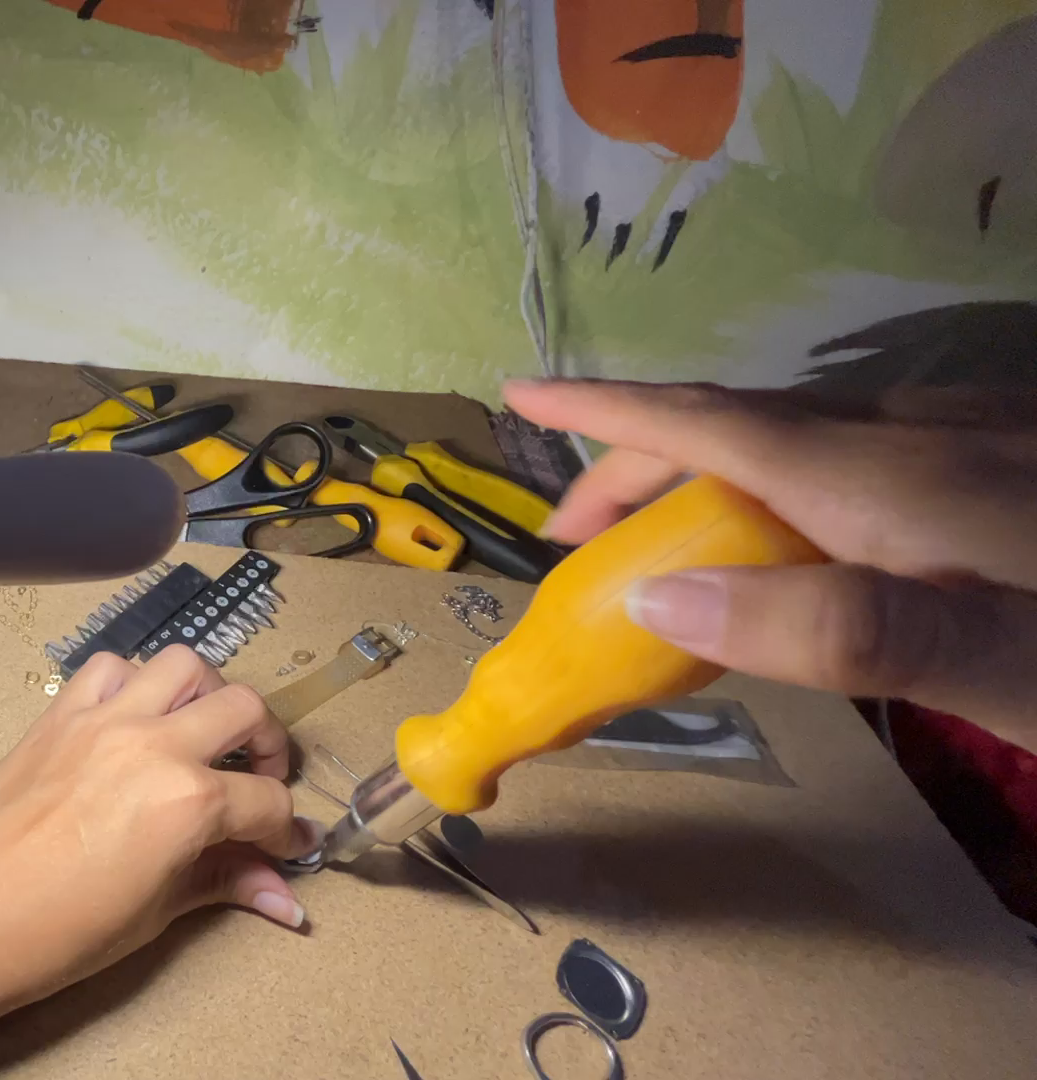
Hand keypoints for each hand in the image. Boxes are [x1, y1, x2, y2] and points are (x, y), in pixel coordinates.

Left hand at [0, 645, 320, 1015]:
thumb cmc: (60, 931)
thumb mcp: (156, 914)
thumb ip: (224, 883)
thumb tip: (286, 899)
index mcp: (185, 801)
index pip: (266, 802)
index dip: (285, 828)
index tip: (284, 843)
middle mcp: (153, 742)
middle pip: (244, 708)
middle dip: (267, 743)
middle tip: (256, 776)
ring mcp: (105, 717)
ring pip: (182, 663)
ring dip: (206, 692)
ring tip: (199, 731)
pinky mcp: (62, 709)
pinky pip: (111, 666)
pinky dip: (135, 680)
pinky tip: (133, 715)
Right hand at [504, 378, 1036, 747]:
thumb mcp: (1002, 667)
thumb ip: (835, 630)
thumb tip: (651, 599)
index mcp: (876, 474)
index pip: (701, 422)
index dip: (600, 408)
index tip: (518, 393)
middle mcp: (900, 433)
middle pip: (723, 427)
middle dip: (626, 472)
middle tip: (576, 543)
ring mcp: (953, 436)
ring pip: (775, 432)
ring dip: (685, 475)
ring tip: (658, 543)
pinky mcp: (990, 456)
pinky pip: (826, 447)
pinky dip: (753, 479)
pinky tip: (779, 532)